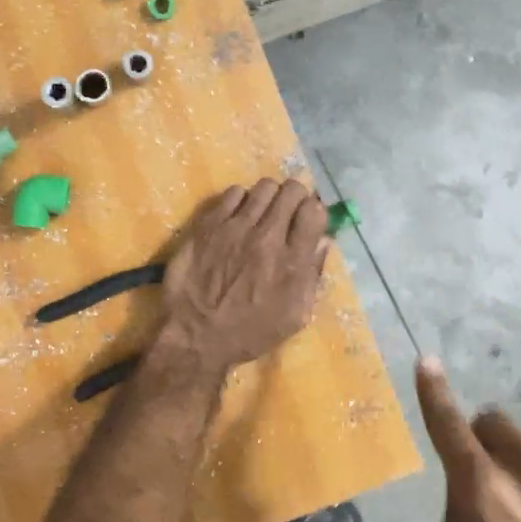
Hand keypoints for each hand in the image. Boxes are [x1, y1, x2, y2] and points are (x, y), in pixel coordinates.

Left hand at [155, 179, 329, 375]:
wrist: (196, 334)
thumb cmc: (250, 331)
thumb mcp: (296, 316)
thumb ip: (313, 274)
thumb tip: (324, 239)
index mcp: (292, 262)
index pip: (314, 210)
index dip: (314, 210)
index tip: (307, 219)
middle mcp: (266, 237)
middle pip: (291, 191)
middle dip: (294, 198)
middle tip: (287, 213)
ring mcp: (235, 227)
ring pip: (263, 187)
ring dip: (268, 197)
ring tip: (262, 214)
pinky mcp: (209, 223)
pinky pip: (233, 193)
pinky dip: (240, 201)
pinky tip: (237, 218)